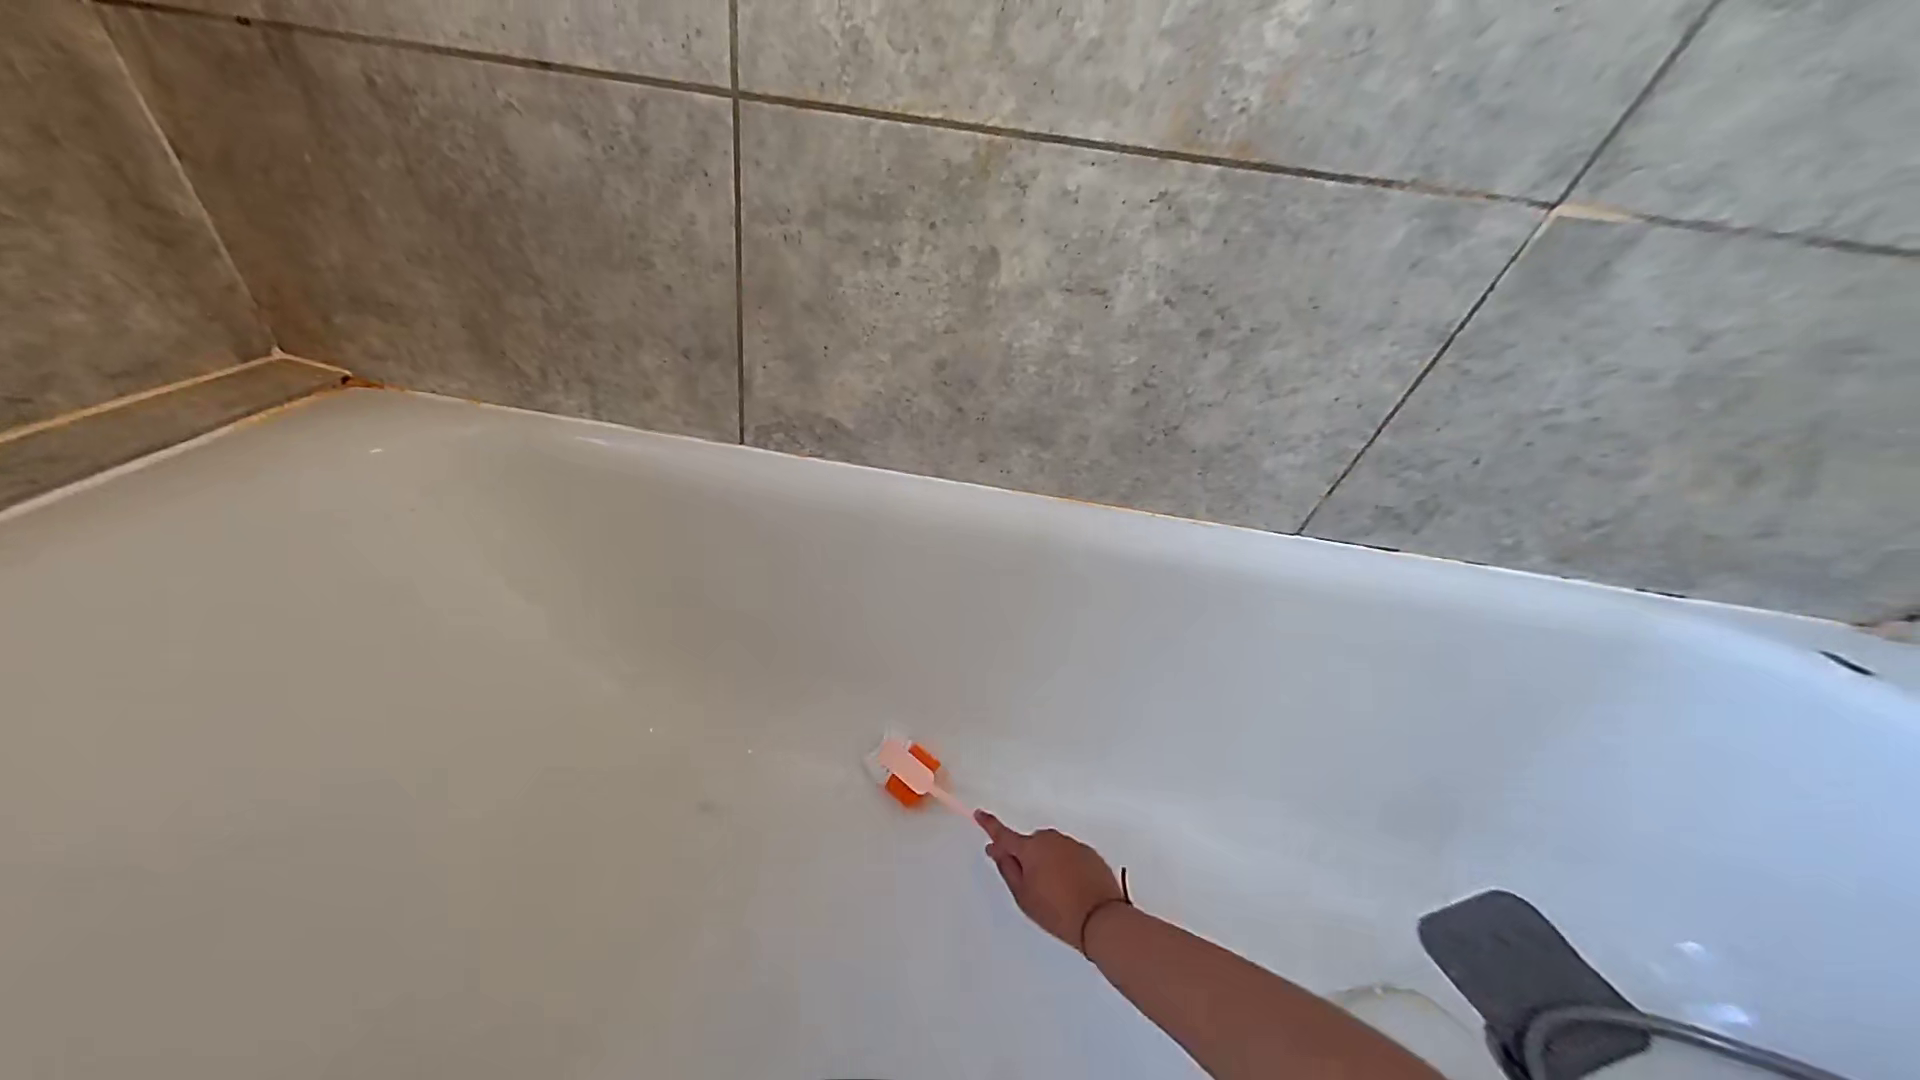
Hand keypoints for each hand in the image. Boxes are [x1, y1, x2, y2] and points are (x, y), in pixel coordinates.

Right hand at [976, 810, 1125, 950]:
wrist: (1101, 918)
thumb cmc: (1057, 910)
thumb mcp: (1023, 895)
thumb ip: (1007, 868)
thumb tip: (995, 849)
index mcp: (1031, 848)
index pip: (1003, 834)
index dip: (989, 825)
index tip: (979, 814)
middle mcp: (1051, 839)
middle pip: (1030, 844)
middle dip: (1027, 858)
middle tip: (1032, 887)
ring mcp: (1072, 844)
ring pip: (1051, 849)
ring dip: (1047, 862)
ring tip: (1056, 894)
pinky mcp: (1089, 853)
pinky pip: (1069, 855)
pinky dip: (1066, 866)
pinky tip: (1071, 889)